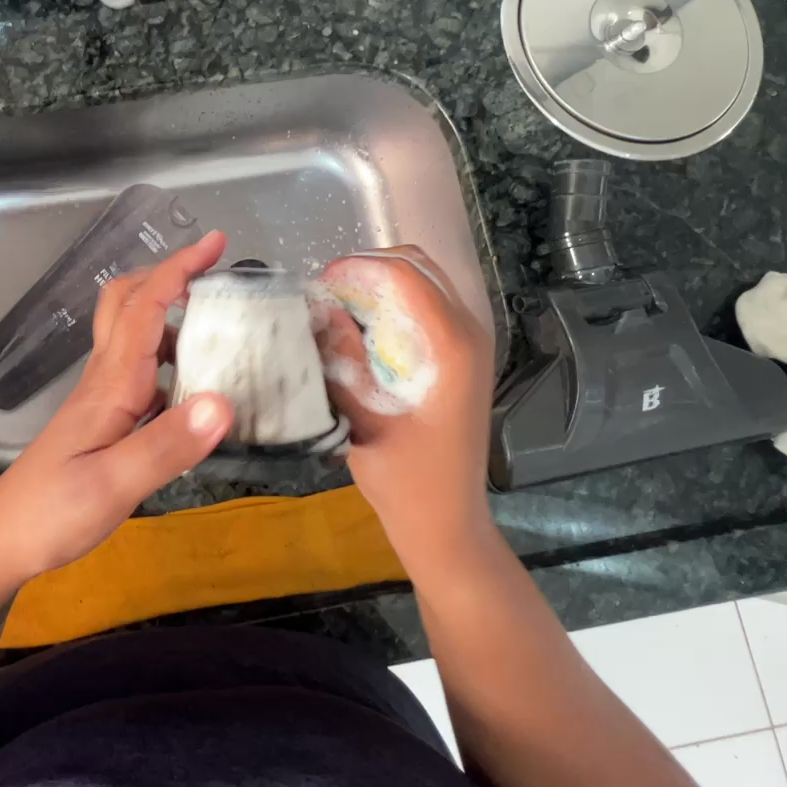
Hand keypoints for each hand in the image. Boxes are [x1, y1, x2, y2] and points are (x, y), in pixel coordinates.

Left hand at [0, 230, 235, 580]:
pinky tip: (193, 385)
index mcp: (109, 385)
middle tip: (213, 272)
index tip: (214, 243)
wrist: (3, 541)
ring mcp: (100, 399)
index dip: (178, 270)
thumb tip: (224, 402)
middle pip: (126, 304)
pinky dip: (167, 357)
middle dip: (167, 276)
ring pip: (132, 335)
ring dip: (168, 314)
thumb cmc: (52, 513)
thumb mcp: (113, 485)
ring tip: (217, 325)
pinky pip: (137, 370)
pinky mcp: (101, 420)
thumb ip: (167, 446)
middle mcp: (103, 380)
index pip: (144, 308)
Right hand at [313, 246, 495, 544]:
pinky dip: (390, 303)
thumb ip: (342, 360)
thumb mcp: (363, 420)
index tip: (318, 287)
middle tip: (325, 295)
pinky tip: (361, 329)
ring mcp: (468, 342)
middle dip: (366, 270)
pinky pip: (425, 305)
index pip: (404, 275)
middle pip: (416, 266)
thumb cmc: (405, 478)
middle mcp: (468, 332)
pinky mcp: (460, 354)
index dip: (356, 269)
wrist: (445, 520)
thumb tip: (320, 308)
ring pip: (421, 281)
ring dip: (378, 284)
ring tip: (338, 308)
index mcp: (451, 346)